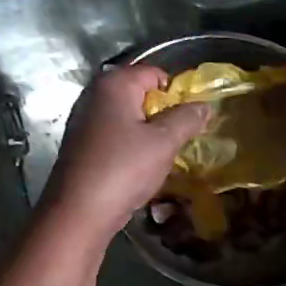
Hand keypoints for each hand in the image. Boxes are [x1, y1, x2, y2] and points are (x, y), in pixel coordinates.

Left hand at [43, 63, 207, 235]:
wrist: (80, 211)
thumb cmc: (124, 169)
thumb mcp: (164, 143)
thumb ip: (187, 119)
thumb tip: (204, 106)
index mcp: (114, 84)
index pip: (155, 74)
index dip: (177, 94)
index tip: (190, 120)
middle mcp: (95, 95)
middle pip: (140, 95)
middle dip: (163, 115)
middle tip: (180, 140)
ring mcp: (84, 120)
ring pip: (128, 118)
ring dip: (148, 134)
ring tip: (162, 157)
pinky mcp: (82, 145)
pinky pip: (115, 137)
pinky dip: (130, 147)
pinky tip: (139, 169)